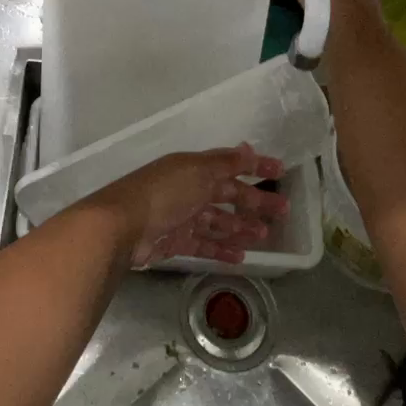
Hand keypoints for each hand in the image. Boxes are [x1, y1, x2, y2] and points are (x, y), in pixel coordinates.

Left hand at [84, 145, 287, 266]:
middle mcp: (188, 189)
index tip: (281, 170)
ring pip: (218, 221)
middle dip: (254, 202)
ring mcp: (181, 217)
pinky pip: (204, 244)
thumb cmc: (163, 193)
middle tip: (282, 211)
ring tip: (265, 237)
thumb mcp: (197, 171)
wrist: (122, 226)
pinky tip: (241, 256)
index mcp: (193, 168)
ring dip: (241, 227)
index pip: (230, 165)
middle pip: (227, 195)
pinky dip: (222, 249)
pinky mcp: (174, 242)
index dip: (255, 166)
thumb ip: (225, 163)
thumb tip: (248, 148)